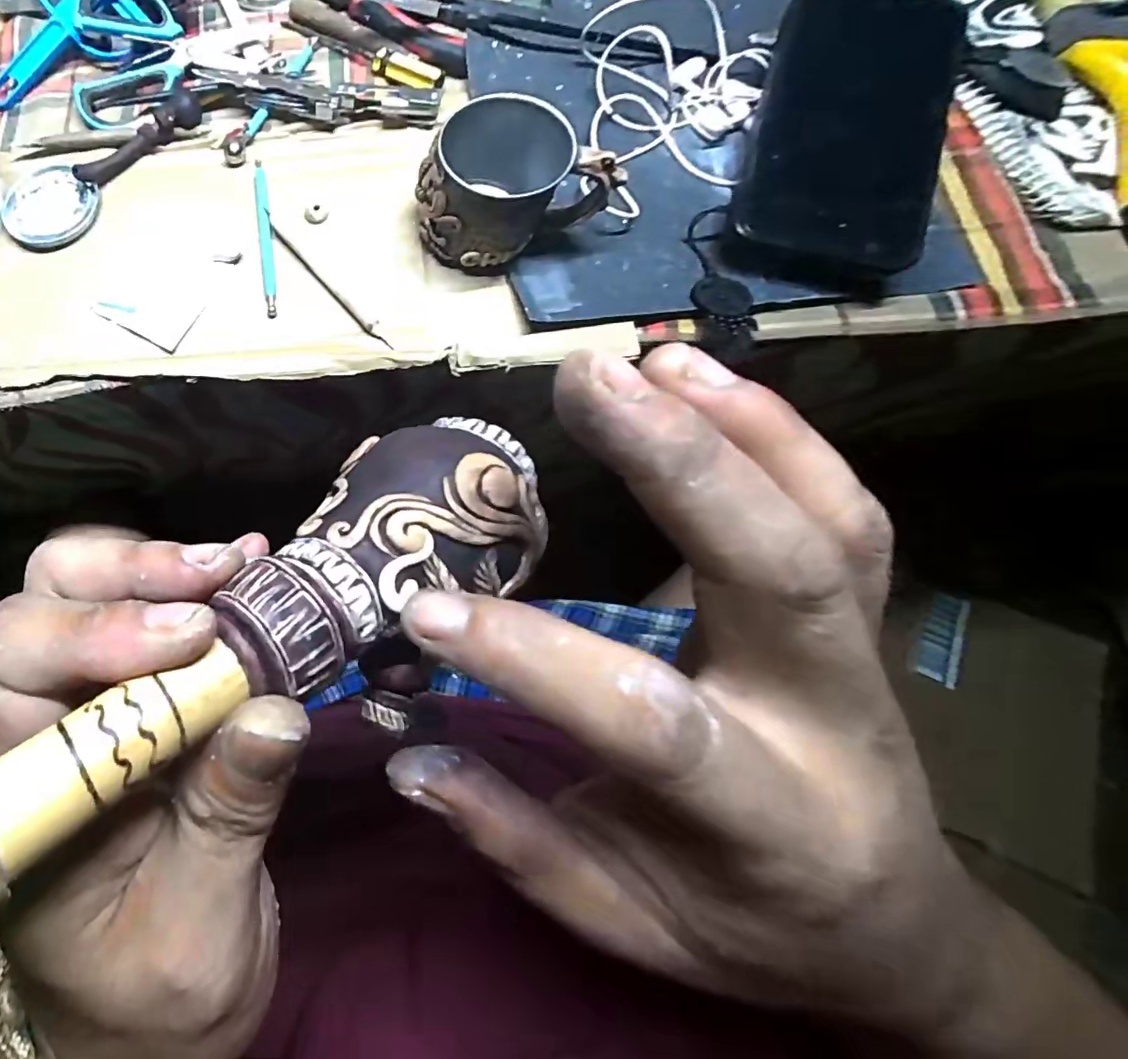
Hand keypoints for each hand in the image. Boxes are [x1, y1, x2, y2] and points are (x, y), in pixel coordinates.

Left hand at [0, 527, 305, 1058]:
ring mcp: (83, 696)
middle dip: (126, 575)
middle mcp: (38, 722)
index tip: (195, 635)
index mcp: (23, 789)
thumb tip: (274, 712)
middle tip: (217, 578)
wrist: (139, 1012)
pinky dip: (188, 580)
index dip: (94, 632)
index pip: (11, 666)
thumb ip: (224, 820)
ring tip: (234, 566)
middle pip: (39, 598)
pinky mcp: (134, 691)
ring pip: (81, 583)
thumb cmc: (145, 992)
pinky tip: (243, 567)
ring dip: (155, 565)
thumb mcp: (192, 928)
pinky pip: (142, 608)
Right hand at [384, 344, 1122, 1052]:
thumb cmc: (729, 925)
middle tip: (583, 382)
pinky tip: (698, 378)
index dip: (528, 657)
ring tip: (642, 361)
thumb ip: (510, 837)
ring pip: (830, 524)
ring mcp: (858, 659)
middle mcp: (829, 719)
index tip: (422, 610)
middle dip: (679, 465)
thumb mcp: (612, 917)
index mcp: (763, 814)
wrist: (881, 927)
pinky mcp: (851, 620)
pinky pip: (840, 514)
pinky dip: (774, 433)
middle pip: (779, 575)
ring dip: (736, 425)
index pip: (645, 718)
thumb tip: (408, 762)